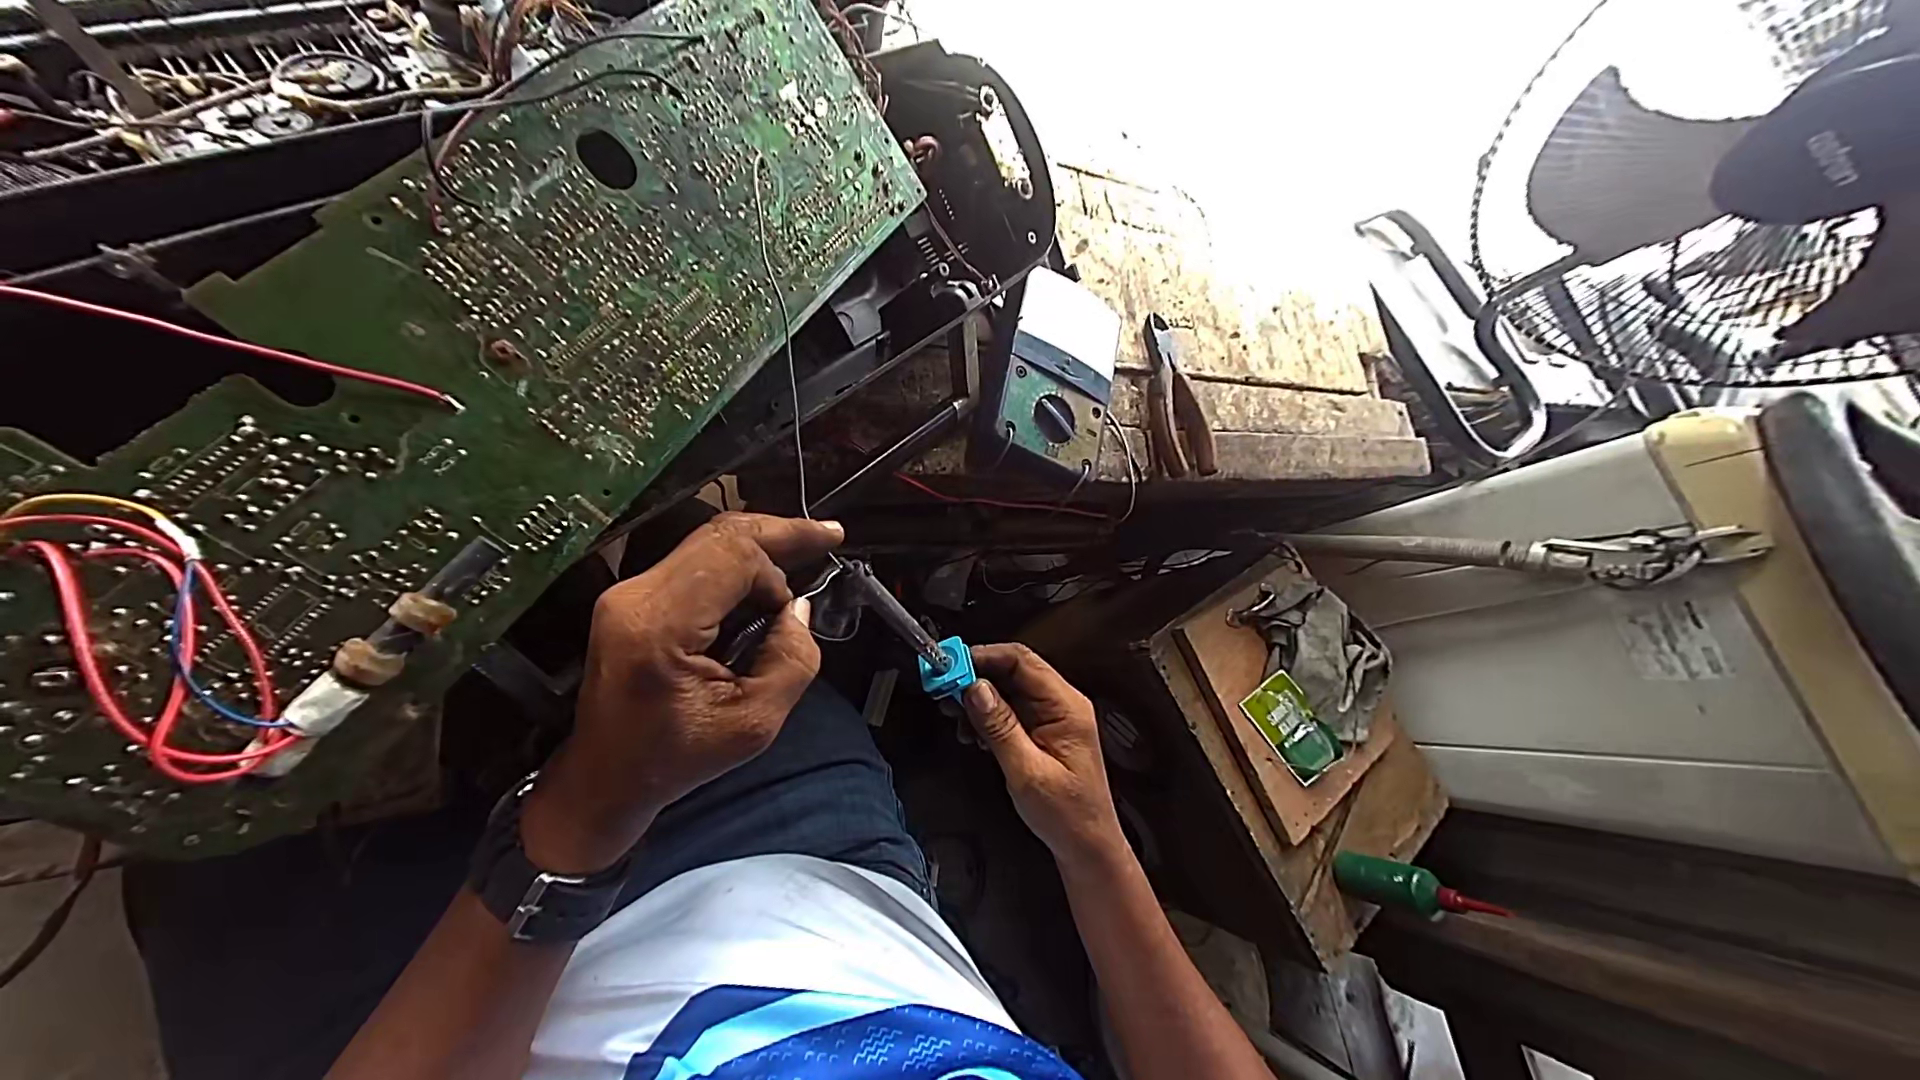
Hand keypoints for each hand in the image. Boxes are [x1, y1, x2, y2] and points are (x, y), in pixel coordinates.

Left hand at [521, 512, 843, 871]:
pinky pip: (698, 559)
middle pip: (720, 535)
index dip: (776, 573)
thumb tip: (797, 610)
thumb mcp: (754, 724)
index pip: (732, 556)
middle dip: (781, 533)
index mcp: (659, 626)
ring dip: (763, 545)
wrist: (605, 777)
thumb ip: (792, 660)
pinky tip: (769, 569)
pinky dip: (741, 560)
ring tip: (808, 547)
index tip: (791, 611)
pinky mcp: (635, 597)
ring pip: (710, 540)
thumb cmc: (673, 759)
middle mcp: (636, 596)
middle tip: (830, 535)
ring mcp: (630, 592)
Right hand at [962, 644, 1125, 868]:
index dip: (984, 657)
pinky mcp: (1038, 730)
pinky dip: (985, 716)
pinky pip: (1007, 709)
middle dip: (975, 676)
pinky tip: (972, 732)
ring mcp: (1049, 716)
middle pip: (1012, 670)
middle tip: (944, 687)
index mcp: (1066, 706)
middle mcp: (1060, 704)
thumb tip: (976, 689)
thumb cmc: (1069, 815)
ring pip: (1006, 689)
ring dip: (977, 698)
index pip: (1022, 661)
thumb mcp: (1028, 772)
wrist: (1087, 847)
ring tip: (955, 714)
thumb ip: (1000, 727)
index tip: (952, 665)